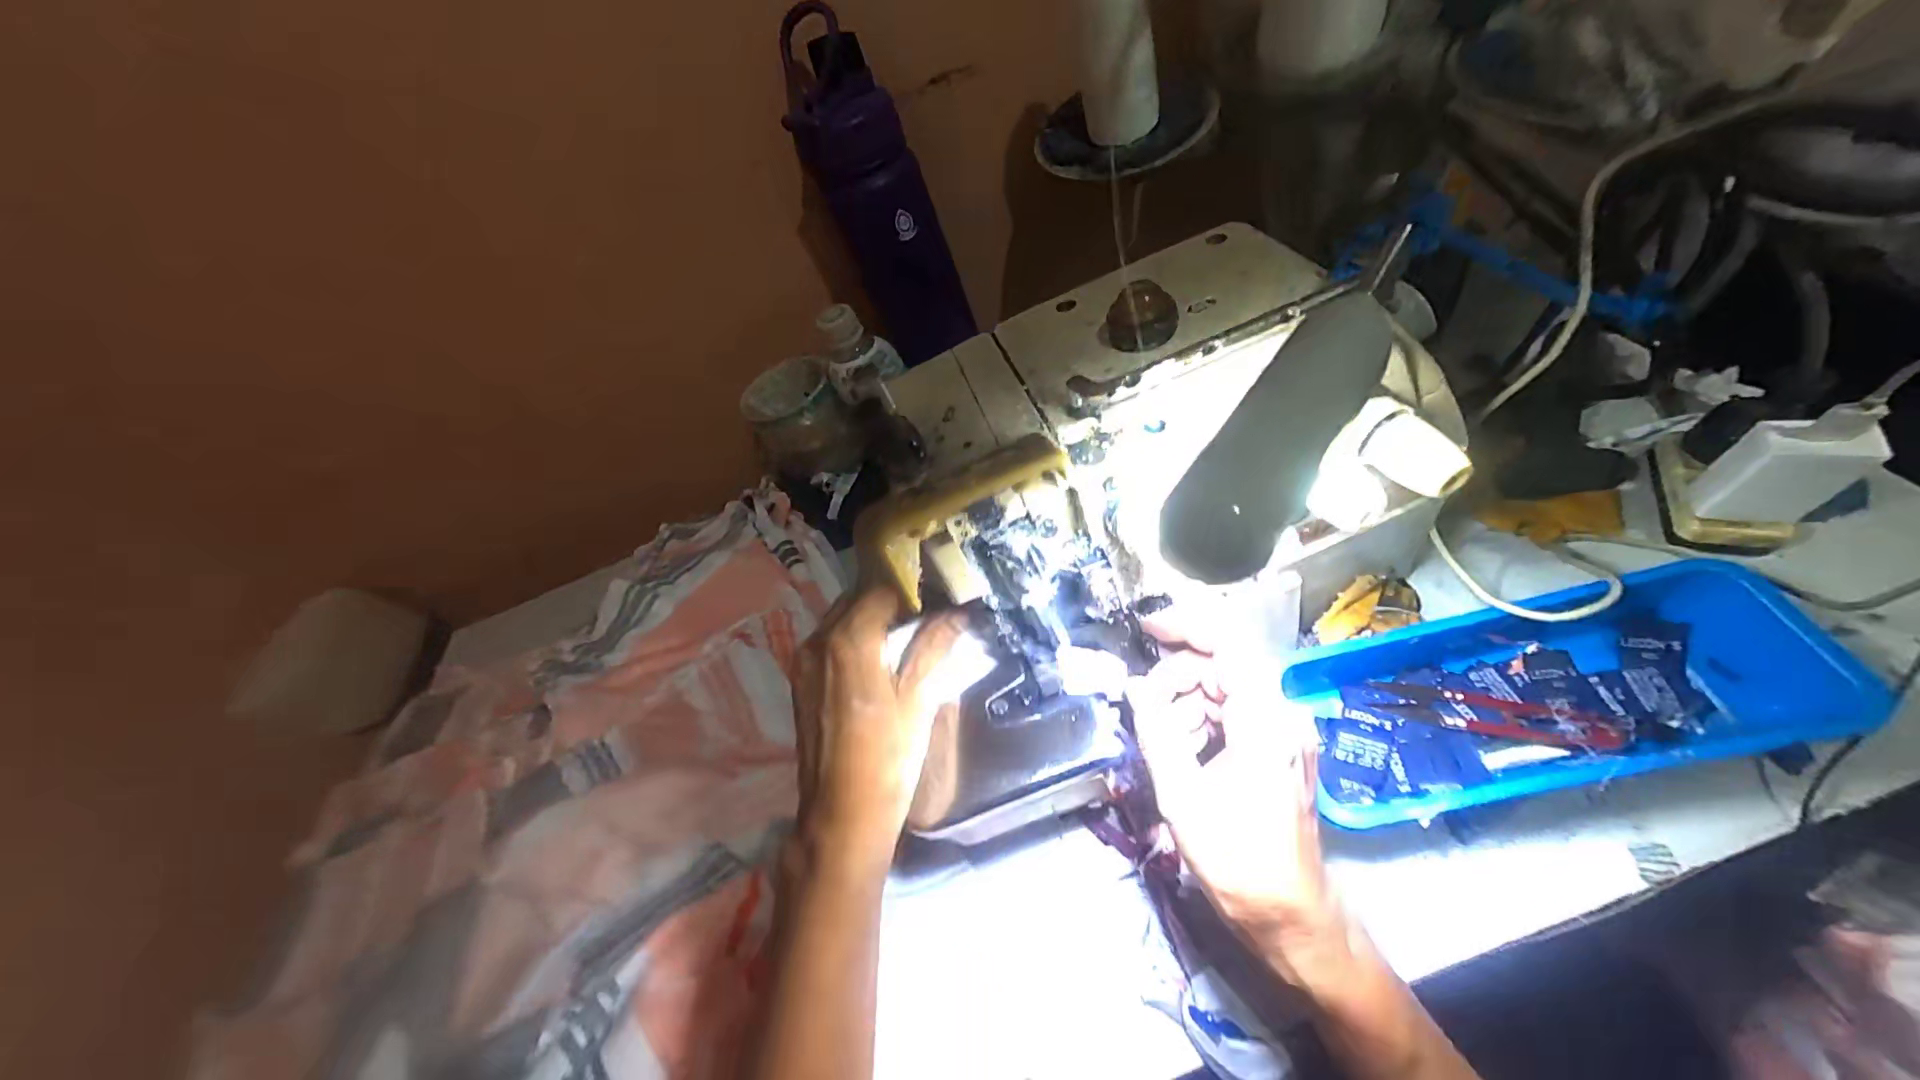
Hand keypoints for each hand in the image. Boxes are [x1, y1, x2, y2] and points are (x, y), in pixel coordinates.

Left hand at [791, 584, 964, 862]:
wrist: (841, 816)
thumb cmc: (888, 759)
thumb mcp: (920, 699)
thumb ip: (935, 646)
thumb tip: (959, 611)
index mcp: (847, 640)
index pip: (882, 589)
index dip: (913, 590)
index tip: (938, 600)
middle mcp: (817, 640)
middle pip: (858, 600)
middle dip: (892, 603)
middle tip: (927, 619)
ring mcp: (803, 661)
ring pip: (842, 620)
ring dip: (872, 621)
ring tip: (906, 641)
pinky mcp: (800, 681)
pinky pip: (830, 642)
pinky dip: (855, 640)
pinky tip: (879, 664)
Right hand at [1129, 602, 1345, 983]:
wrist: (1291, 914)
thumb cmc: (1239, 859)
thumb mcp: (1182, 795)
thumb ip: (1155, 730)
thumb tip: (1133, 686)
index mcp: (1265, 720)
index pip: (1229, 643)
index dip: (1185, 626)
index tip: (1146, 629)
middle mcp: (1282, 715)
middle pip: (1221, 666)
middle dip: (1175, 678)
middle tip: (1143, 707)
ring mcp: (1284, 731)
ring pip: (1223, 689)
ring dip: (1185, 704)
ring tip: (1161, 741)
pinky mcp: (1278, 747)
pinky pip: (1233, 713)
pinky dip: (1202, 721)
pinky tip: (1182, 751)